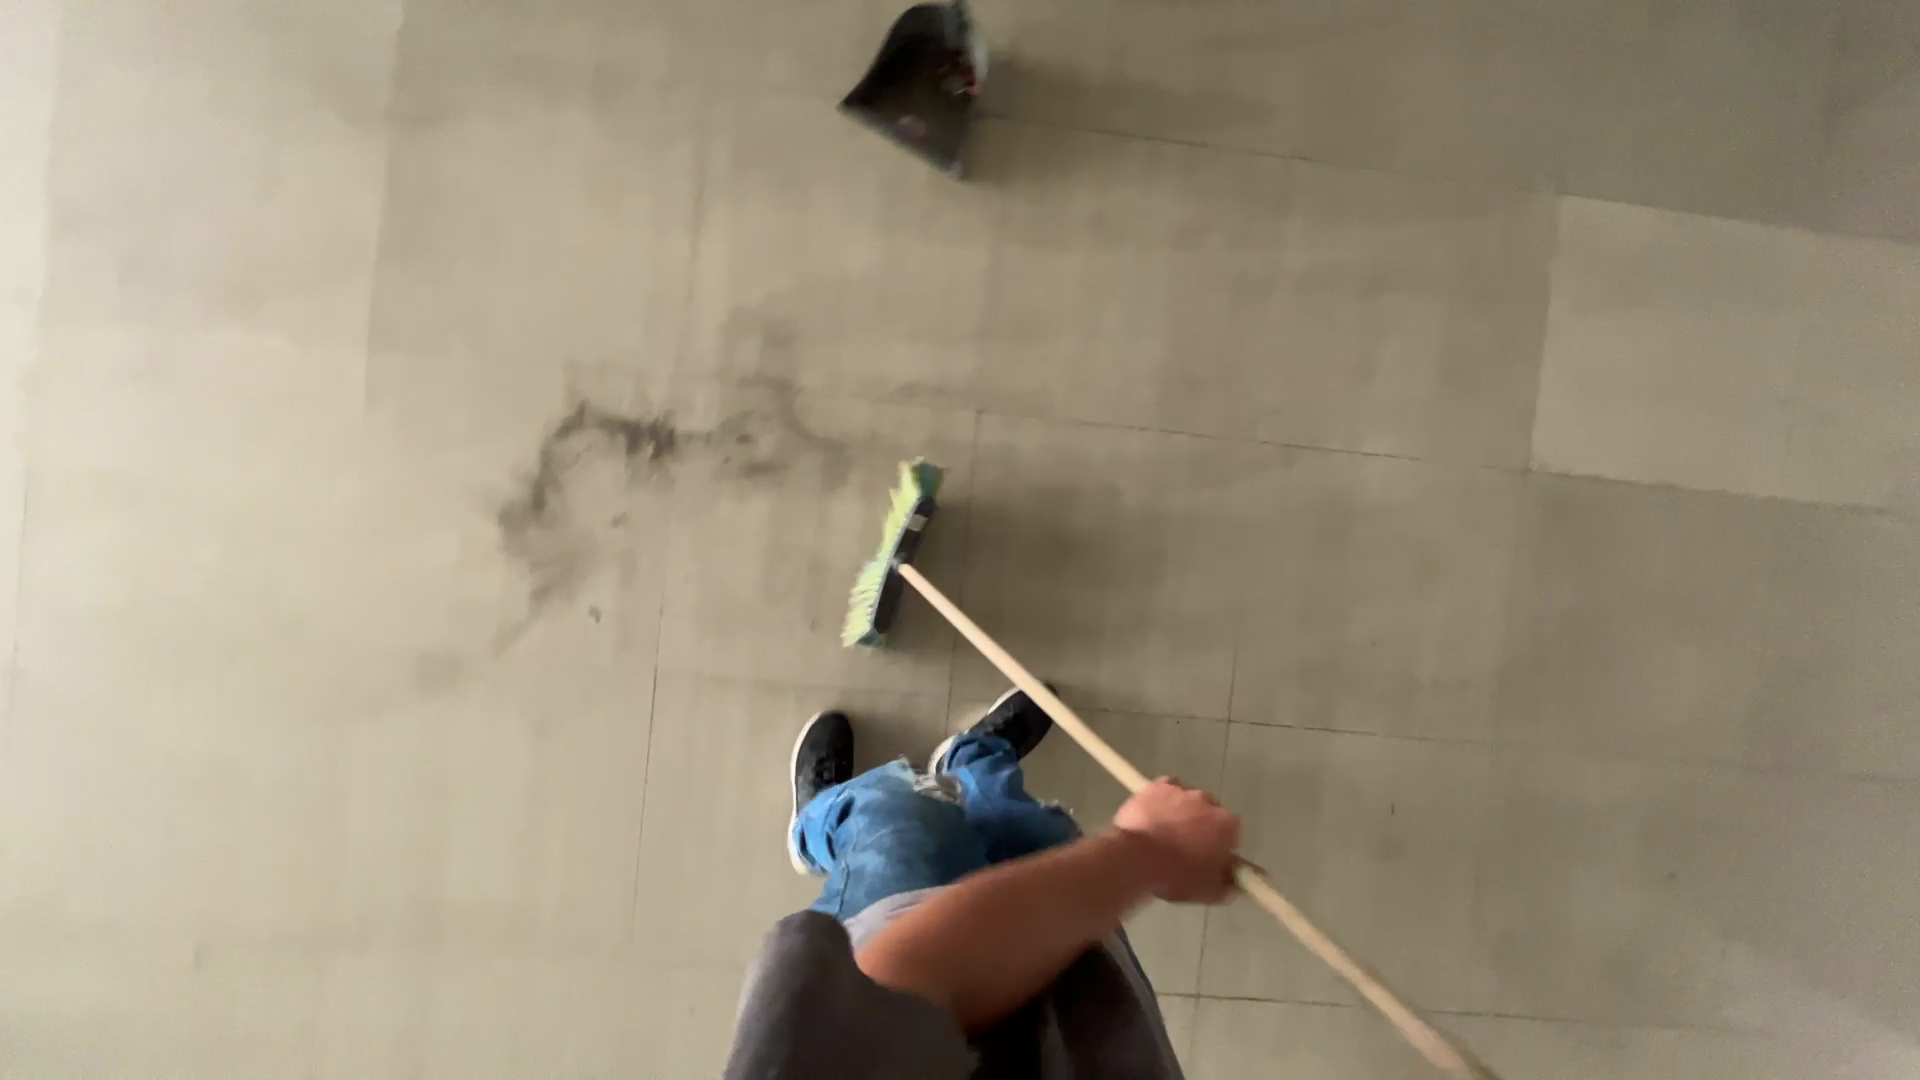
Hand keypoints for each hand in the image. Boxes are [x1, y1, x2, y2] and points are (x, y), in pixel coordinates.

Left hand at [1111, 778, 1239, 903]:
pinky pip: (1166, 789)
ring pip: (1187, 799)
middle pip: (1210, 812)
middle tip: (1187, 844)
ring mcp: (1181, 790)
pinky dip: (1164, 799)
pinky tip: (1156, 813)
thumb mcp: (1209, 891)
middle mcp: (1207, 800)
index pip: (1232, 832)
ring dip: (1183, 811)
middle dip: (1203, 825)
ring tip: (1167, 830)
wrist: (1137, 856)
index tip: (1211, 857)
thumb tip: (1231, 880)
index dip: (1222, 845)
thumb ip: (1227, 883)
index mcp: (1226, 824)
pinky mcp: (1157, 785)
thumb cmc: (1176, 875)